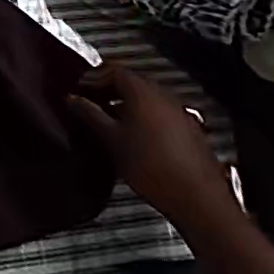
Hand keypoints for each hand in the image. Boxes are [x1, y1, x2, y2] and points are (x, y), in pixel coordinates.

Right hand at [68, 63, 240, 232]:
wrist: (200, 203)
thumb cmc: (152, 167)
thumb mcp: (111, 139)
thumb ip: (89, 113)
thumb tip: (73, 99)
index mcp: (142, 91)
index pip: (112, 70)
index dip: (93, 78)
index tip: (81, 91)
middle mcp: (164, 97)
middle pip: (131, 83)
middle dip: (109, 91)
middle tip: (92, 105)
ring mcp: (182, 115)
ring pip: (147, 101)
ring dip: (127, 107)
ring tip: (112, 125)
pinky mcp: (193, 135)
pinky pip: (162, 117)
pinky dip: (146, 121)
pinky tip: (138, 142)